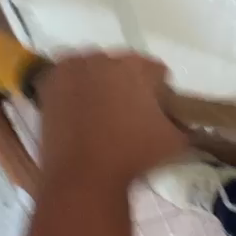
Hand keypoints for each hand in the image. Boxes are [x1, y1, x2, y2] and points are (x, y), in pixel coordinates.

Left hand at [34, 53, 190, 188]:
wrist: (83, 176)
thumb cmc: (133, 155)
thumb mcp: (174, 141)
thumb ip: (185, 125)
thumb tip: (185, 122)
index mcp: (137, 66)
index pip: (155, 70)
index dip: (158, 90)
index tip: (156, 110)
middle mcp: (104, 58)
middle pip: (122, 65)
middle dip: (127, 83)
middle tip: (129, 112)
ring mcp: (73, 69)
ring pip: (93, 68)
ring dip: (99, 82)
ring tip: (101, 112)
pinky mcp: (50, 84)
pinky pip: (68, 76)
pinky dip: (74, 87)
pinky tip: (79, 109)